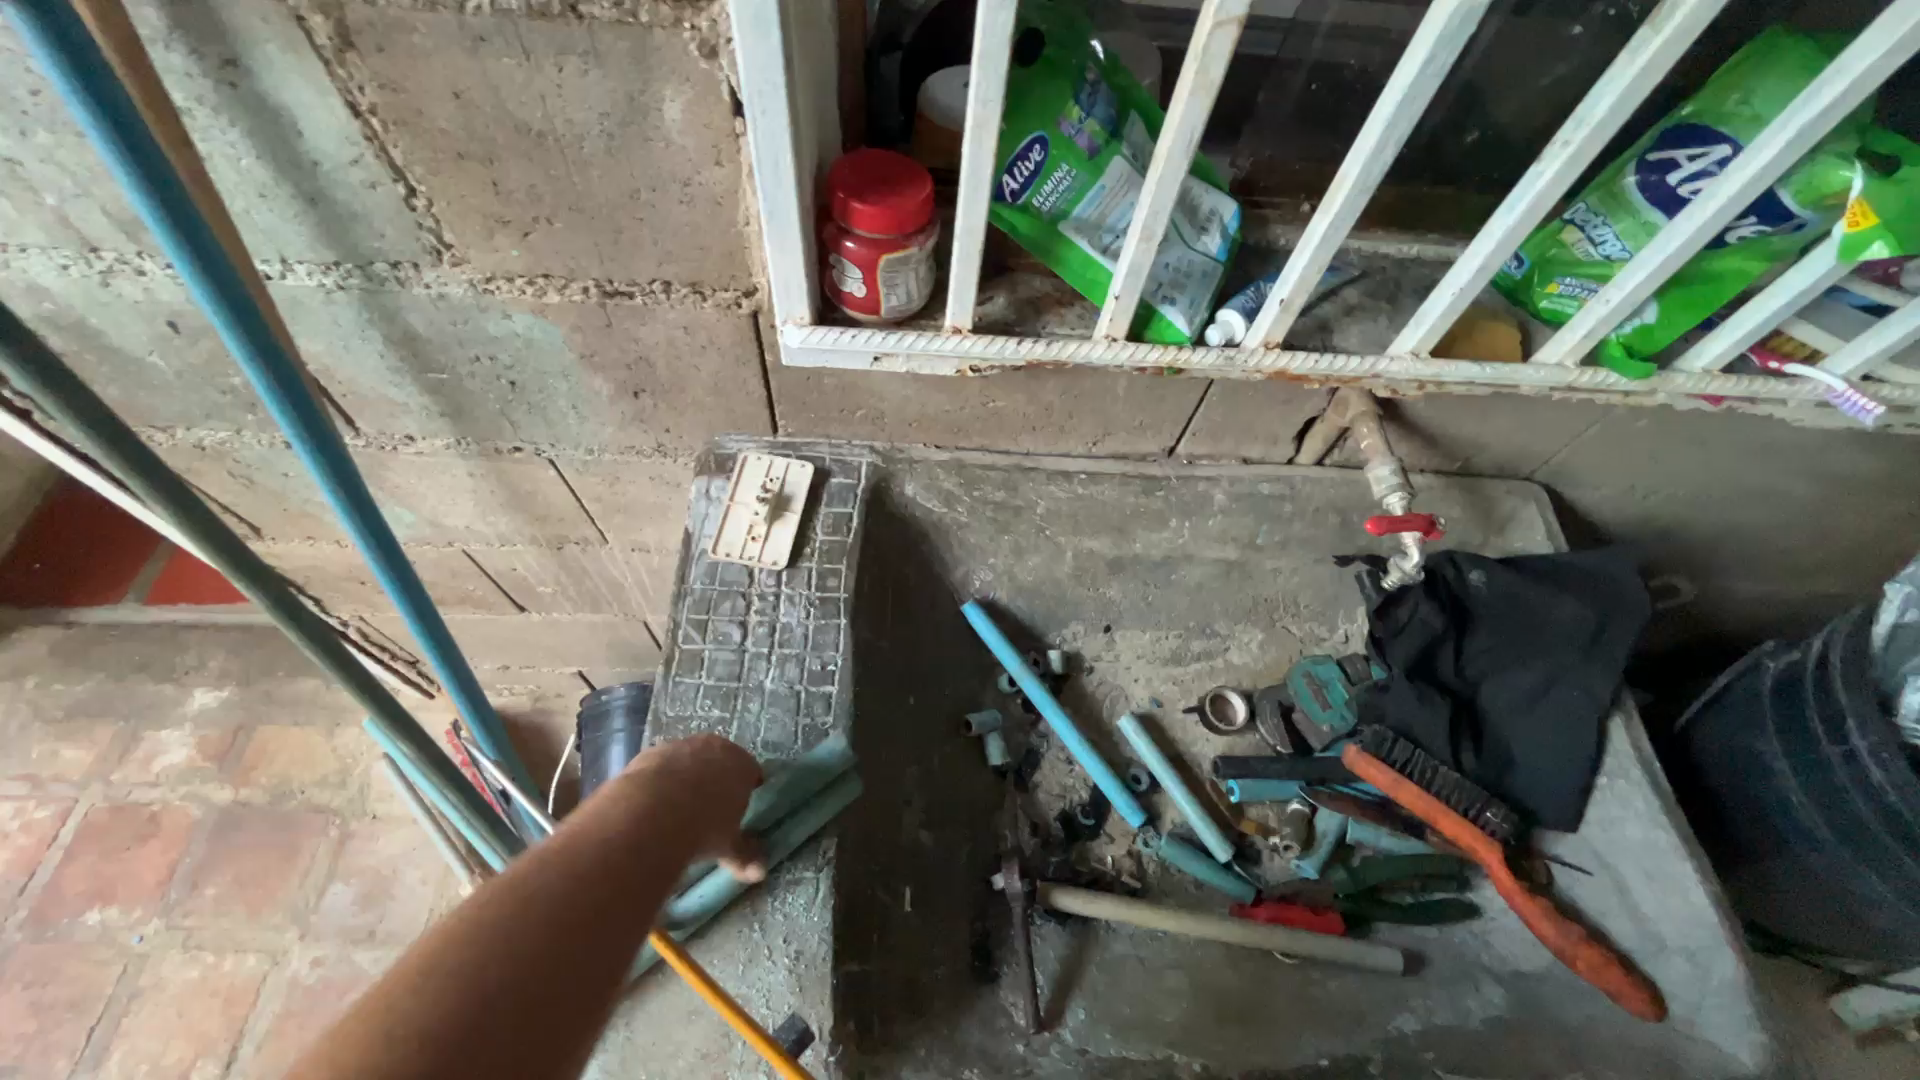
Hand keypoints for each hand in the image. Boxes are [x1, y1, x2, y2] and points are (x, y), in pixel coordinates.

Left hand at [622, 734, 766, 881]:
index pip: (751, 772)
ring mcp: (681, 746)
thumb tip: (760, 873)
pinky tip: (649, 805)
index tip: (738, 807)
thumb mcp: (727, 846)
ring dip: (684, 778)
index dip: (745, 789)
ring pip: (688, 760)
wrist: (651, 812)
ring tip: (674, 809)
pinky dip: (658, 781)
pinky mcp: (650, 753)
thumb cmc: (703, 827)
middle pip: (719, 761)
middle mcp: (714, 747)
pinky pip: (659, 767)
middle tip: (707, 808)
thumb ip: (744, 856)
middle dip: (715, 779)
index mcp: (741, 765)